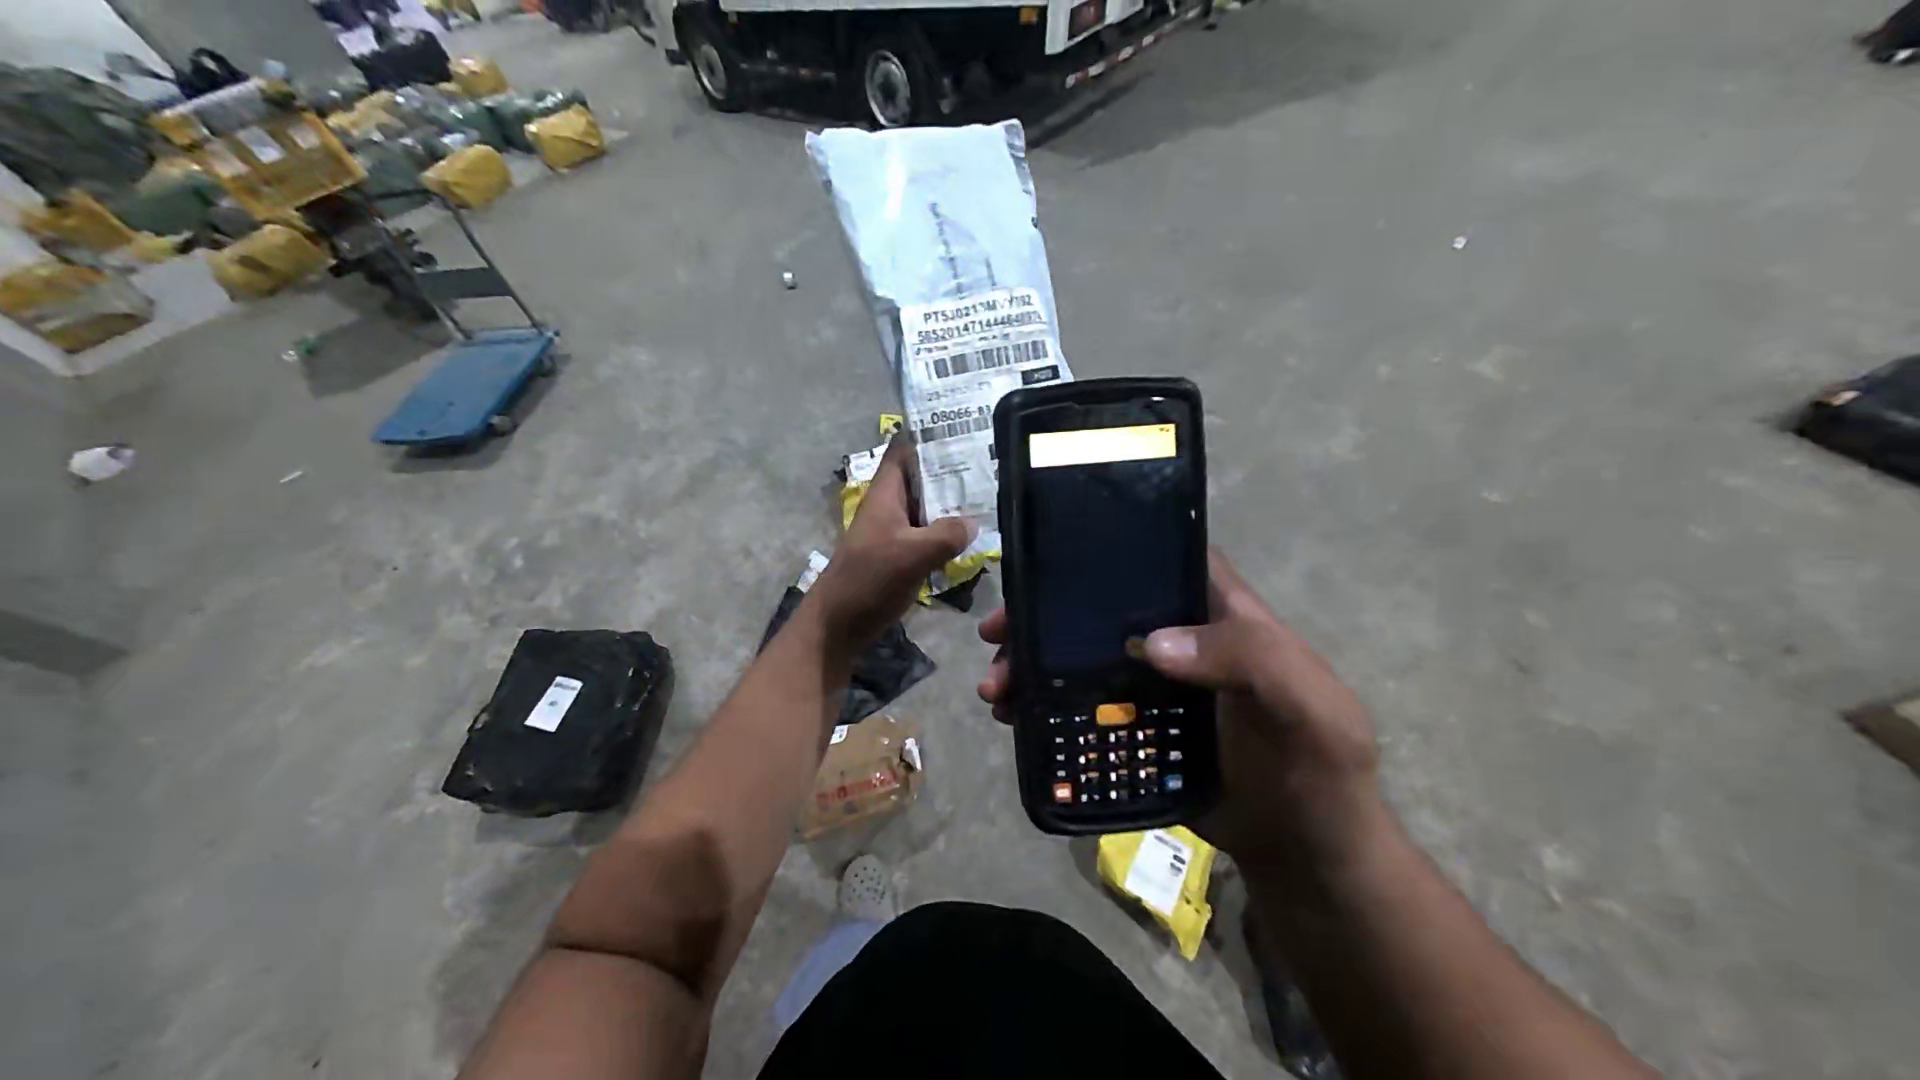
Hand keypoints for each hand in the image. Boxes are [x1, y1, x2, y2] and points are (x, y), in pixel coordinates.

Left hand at [804, 435, 971, 655]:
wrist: (837, 626)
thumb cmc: (868, 581)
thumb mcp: (912, 554)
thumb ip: (946, 534)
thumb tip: (973, 523)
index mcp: (885, 494)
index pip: (904, 450)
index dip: (929, 436)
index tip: (965, 428)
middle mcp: (889, 507)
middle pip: (922, 479)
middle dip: (952, 472)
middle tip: (991, 464)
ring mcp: (893, 532)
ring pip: (927, 509)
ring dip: (953, 505)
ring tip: (992, 496)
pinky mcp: (899, 556)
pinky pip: (927, 536)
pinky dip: (947, 534)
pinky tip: (973, 538)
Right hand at [976, 548, 1380, 866]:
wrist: (1304, 852)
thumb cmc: (1317, 769)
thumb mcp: (1307, 704)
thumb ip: (1249, 658)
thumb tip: (1151, 645)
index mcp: (1220, 615)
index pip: (1160, 561)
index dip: (1107, 552)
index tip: (1047, 562)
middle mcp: (1180, 640)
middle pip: (1100, 611)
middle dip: (1044, 616)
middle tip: (996, 632)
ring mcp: (1153, 687)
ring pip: (1080, 659)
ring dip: (1032, 664)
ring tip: (995, 686)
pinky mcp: (1136, 729)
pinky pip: (1082, 708)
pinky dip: (1044, 707)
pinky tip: (1012, 716)